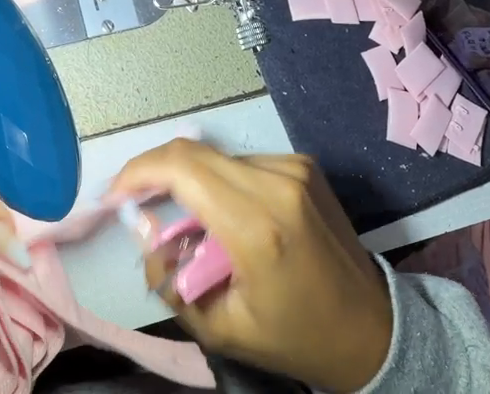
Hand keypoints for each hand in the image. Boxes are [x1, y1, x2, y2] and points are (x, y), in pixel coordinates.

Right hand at [109, 140, 393, 391]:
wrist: (374, 329)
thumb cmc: (295, 336)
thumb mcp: (220, 326)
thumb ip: (169, 276)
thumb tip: (140, 222)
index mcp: (257, 226)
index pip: (180, 168)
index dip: (137, 173)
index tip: (115, 195)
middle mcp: (276, 183)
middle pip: (192, 152)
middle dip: (153, 172)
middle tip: (135, 201)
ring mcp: (294, 168)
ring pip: (214, 158)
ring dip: (190, 182)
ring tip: (192, 225)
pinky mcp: (303, 165)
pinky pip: (242, 164)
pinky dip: (222, 184)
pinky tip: (231, 218)